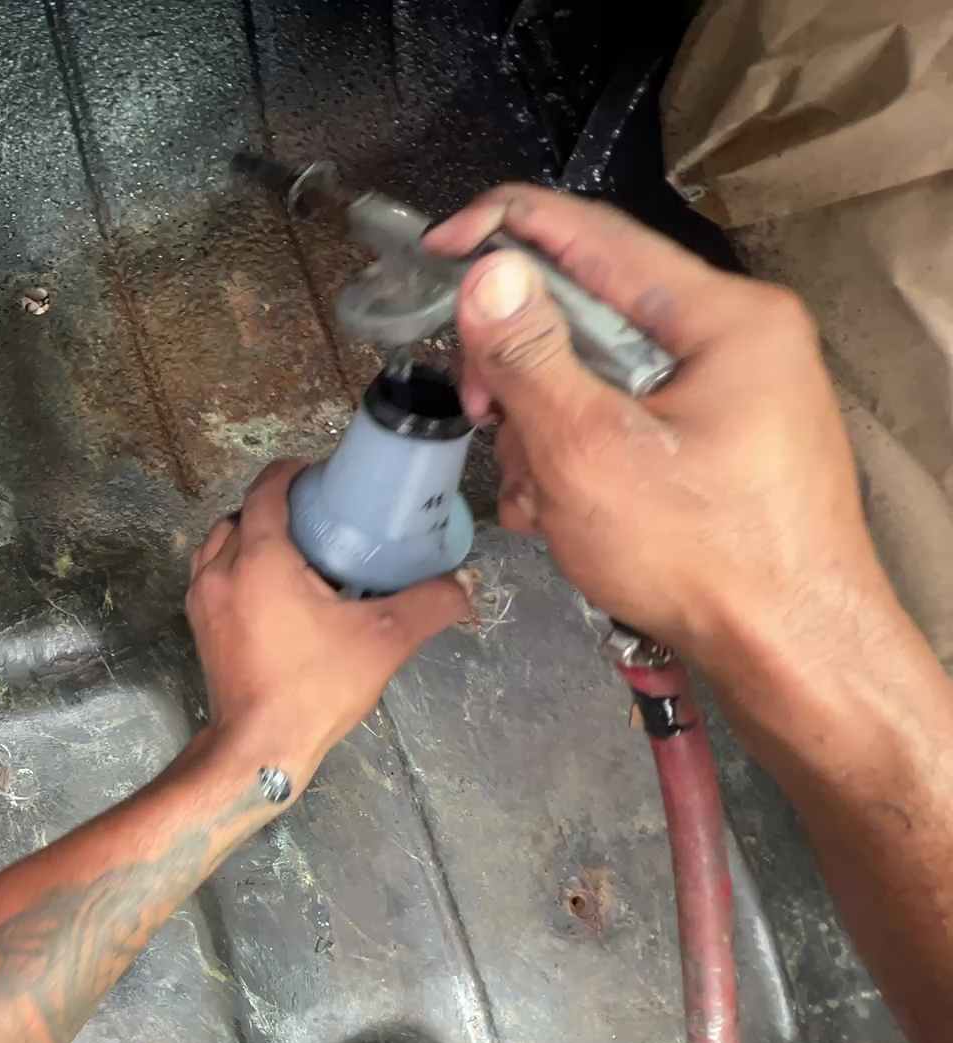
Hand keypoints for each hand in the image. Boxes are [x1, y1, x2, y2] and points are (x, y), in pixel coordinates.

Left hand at [185, 460, 468, 789]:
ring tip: (288, 546)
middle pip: (240, 514)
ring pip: (217, 541)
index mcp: (259, 559)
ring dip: (246, 532)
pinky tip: (263, 584)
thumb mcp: (384, 640)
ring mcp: (201, 595)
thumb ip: (431, 603)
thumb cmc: (316, 685)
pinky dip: (230, 561)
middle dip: (271, 505)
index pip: (265, 493)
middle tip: (312, 514)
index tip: (313, 471)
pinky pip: (208, 570)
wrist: (259, 741)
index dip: (287, 473)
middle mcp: (220, 568)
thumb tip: (465, 584)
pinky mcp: (196, 620)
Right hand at [421, 186, 885, 670]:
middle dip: (510, 367)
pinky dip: (554, 456)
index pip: (592, 236)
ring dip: (528, 428)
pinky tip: (557, 503)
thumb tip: (486, 275)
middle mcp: (714, 340)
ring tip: (539, 488)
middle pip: (572, 313)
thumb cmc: (699, 549)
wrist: (778, 645)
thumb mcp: (589, 447)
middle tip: (484, 414)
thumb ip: (530, 357)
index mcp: (716, 319)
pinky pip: (589, 417)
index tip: (434, 245)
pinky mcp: (682, 432)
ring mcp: (700, 389)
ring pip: (570, 374)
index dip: (503, 228)